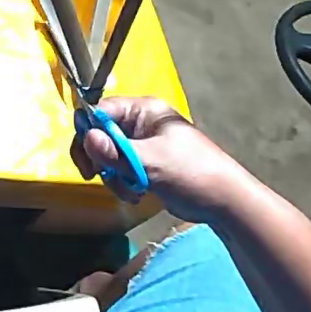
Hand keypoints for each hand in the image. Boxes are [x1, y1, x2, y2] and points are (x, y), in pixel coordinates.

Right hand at [72, 97, 259, 222]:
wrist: (224, 200)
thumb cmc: (191, 172)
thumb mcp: (150, 162)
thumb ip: (117, 152)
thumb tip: (87, 138)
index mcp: (144, 111)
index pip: (102, 112)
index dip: (89, 133)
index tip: (86, 161)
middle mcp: (141, 123)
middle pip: (102, 134)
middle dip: (101, 160)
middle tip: (100, 178)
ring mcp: (144, 144)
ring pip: (110, 155)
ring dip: (114, 176)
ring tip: (131, 191)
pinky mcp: (147, 164)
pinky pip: (122, 169)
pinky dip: (123, 183)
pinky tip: (136, 195)